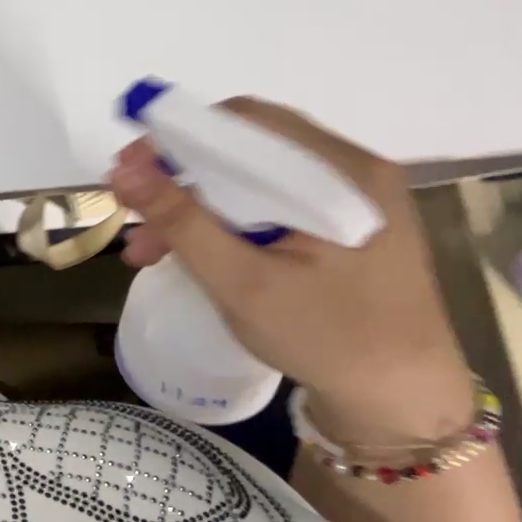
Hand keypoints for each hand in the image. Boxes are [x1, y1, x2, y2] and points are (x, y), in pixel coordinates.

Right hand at [107, 98, 475, 444]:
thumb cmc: (325, 338)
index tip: (127, 167)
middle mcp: (352, 173)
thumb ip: (181, 220)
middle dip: (178, 178)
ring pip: (251, 179)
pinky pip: (269, 204)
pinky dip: (223, 222)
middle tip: (131, 211)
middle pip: (245, 149)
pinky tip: (192, 253)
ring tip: (148, 249)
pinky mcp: (343, 226)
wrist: (400, 400)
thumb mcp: (240, 281)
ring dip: (193, 206)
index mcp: (342, 174)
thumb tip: (122, 169)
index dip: (177, 136)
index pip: (245, 121)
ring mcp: (351, 200)